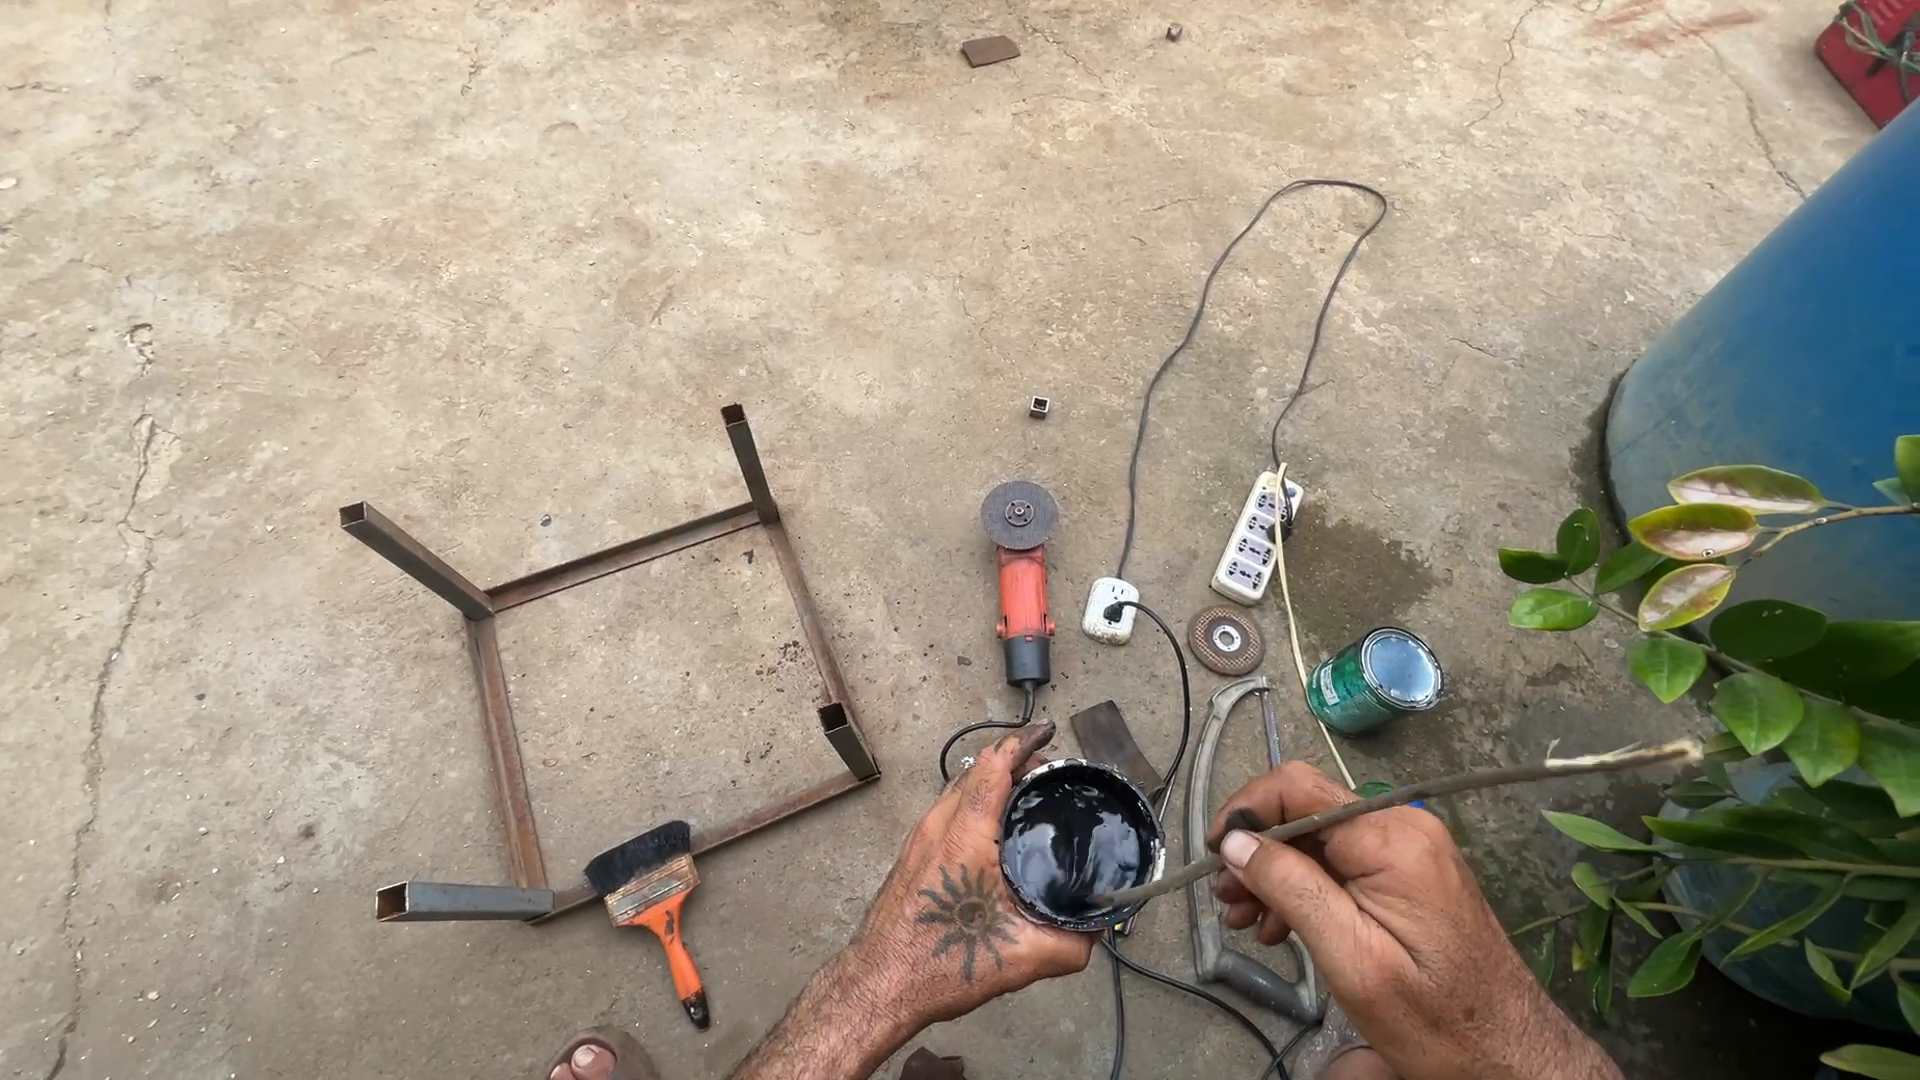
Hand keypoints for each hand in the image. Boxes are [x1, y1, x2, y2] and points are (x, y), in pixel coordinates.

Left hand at [849, 720, 1093, 1029]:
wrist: (879, 982)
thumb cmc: (942, 962)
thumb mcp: (1020, 957)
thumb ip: (1071, 943)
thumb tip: (1099, 929)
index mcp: (966, 832)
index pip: (996, 764)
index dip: (1024, 741)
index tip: (1049, 732)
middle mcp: (939, 822)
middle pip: (978, 768)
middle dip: (1014, 758)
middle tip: (1048, 769)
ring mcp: (920, 834)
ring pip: (959, 786)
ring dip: (992, 778)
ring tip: (1024, 791)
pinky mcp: (912, 851)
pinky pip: (947, 807)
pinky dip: (974, 799)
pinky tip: (991, 826)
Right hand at [1208, 763, 1620, 1079]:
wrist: (1517, 1064)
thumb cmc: (1437, 1023)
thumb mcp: (1353, 960)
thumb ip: (1291, 889)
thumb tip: (1235, 843)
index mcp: (1390, 838)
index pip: (1296, 787)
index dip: (1245, 811)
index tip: (1216, 855)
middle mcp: (1399, 825)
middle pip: (1301, 810)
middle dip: (1256, 850)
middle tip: (1224, 898)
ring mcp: (1405, 846)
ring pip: (1313, 836)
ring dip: (1272, 872)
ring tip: (1243, 917)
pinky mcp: (1404, 870)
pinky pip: (1336, 860)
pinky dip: (1301, 885)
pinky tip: (1278, 924)